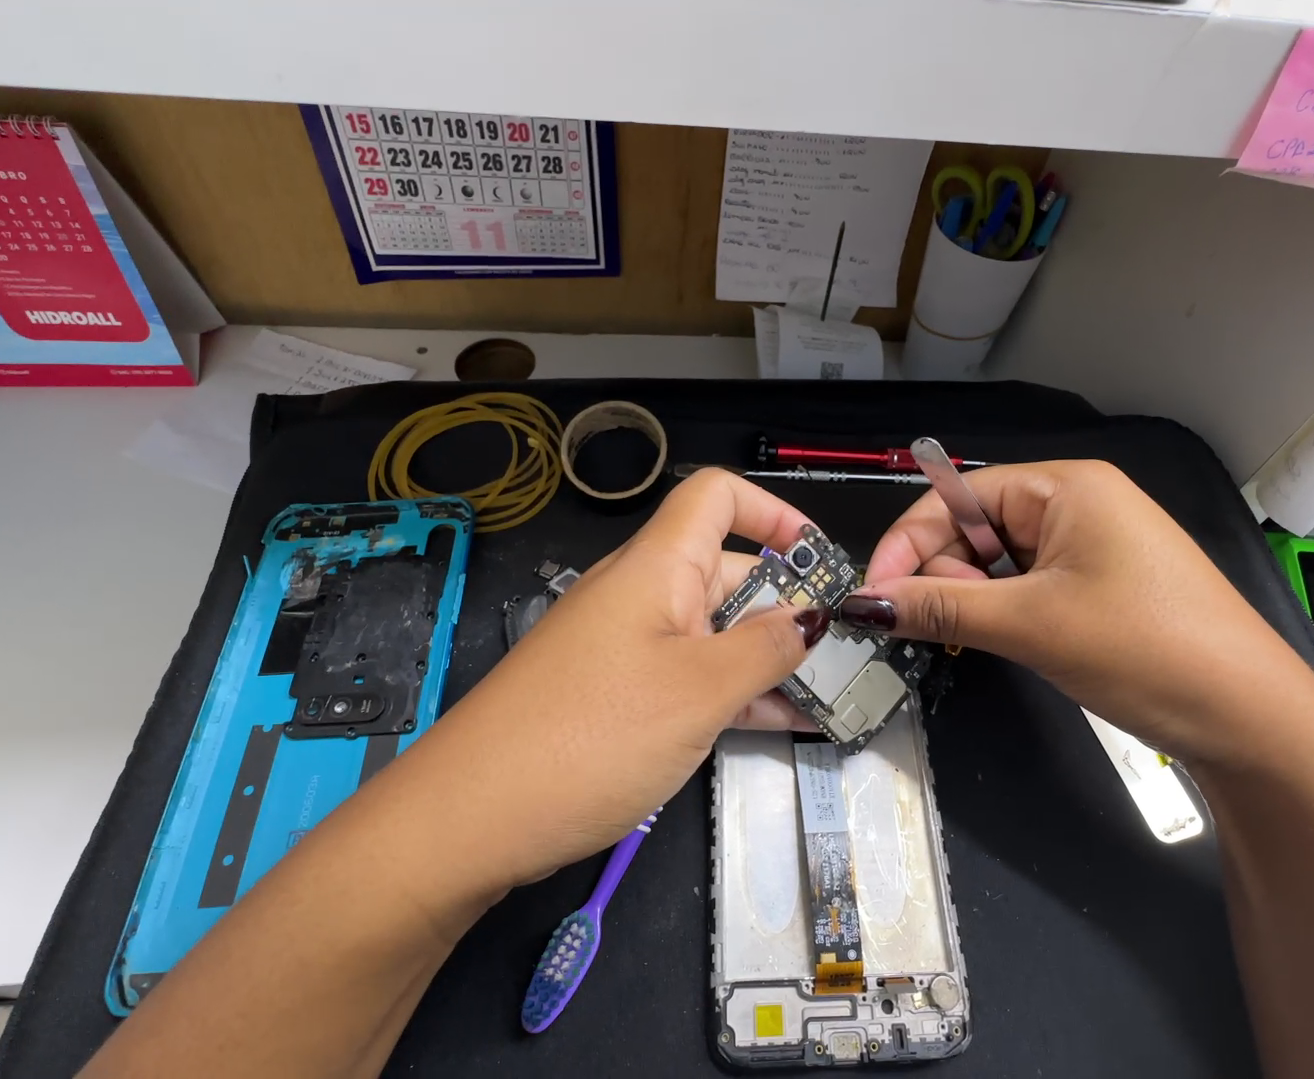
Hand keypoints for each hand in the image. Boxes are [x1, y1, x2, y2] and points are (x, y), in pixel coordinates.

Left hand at [404, 469, 827, 889]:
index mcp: (657, 566)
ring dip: (767, 658)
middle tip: (843, 654)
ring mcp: (626, 647)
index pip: (717, 497)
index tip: (821, 561)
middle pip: (726, 570)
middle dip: (787, 604)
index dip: (774, 513)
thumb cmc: (593, 735)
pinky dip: (731, 692)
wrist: (470, 817)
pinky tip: (780, 725)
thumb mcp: (698, 692)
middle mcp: (641, 594)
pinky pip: (687, 676)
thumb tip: (813, 616)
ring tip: (828, 698)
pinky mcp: (614, 694)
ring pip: (712, 632)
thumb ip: (765, 649)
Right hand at [839, 460, 1313, 766]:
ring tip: (971, 635)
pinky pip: (1027, 584)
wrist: (1253, 721)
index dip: (907, 542)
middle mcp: (1077, 503)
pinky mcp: (1100, 584)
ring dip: (970, 596)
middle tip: (927, 625)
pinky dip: (1000, 609)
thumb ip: (940, 607)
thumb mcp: (1031, 625)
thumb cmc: (1143, 650)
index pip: (956, 496)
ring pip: (997, 560)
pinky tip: (999, 637)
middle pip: (974, 526)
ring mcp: (1092, 545)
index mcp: (1065, 485)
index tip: (871, 594)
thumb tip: (862, 602)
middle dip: (942, 573)